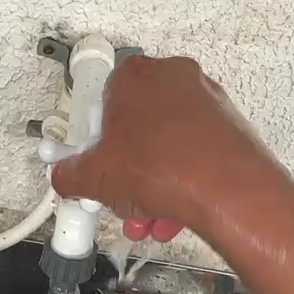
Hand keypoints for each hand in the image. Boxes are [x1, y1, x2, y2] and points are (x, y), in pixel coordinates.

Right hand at [50, 55, 286, 238]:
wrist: (228, 188)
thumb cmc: (169, 167)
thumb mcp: (95, 177)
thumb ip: (69, 174)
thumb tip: (65, 176)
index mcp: (134, 77)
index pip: (98, 105)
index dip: (91, 142)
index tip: (89, 161)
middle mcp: (171, 79)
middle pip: (133, 130)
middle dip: (124, 171)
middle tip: (116, 192)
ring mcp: (203, 100)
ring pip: (163, 148)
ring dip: (150, 186)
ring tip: (145, 215)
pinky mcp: (225, 126)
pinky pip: (190, 156)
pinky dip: (178, 184)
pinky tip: (170, 214)